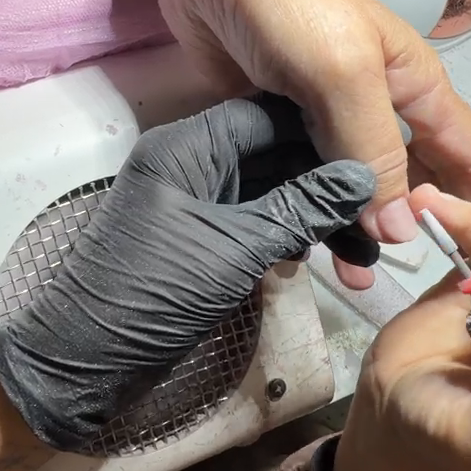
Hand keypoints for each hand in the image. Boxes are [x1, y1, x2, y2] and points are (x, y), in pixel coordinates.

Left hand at [0, 97, 377, 450]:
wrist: (89, 354)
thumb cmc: (156, 291)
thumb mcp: (235, 246)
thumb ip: (300, 208)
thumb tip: (362, 177)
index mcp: (188, 145)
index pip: (269, 115)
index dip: (325, 133)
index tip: (381, 159)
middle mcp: (192, 162)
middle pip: (274, 155)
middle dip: (327, 186)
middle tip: (381, 222)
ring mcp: (195, 200)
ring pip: (268, 192)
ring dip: (312, 218)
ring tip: (363, 255)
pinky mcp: (199, 235)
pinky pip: (252, 221)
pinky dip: (285, 236)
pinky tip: (320, 258)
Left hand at [149, 0, 470, 274]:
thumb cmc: (293, 4)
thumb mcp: (346, 75)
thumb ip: (374, 149)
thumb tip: (401, 231)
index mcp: (410, 84)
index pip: (463, 149)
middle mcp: (371, 104)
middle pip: (403, 177)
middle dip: (408, 229)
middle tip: (401, 287)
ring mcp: (317, 115)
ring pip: (343, 183)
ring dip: (348, 228)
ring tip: (348, 278)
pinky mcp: (271, 121)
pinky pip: (293, 175)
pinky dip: (297, 208)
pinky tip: (290, 244)